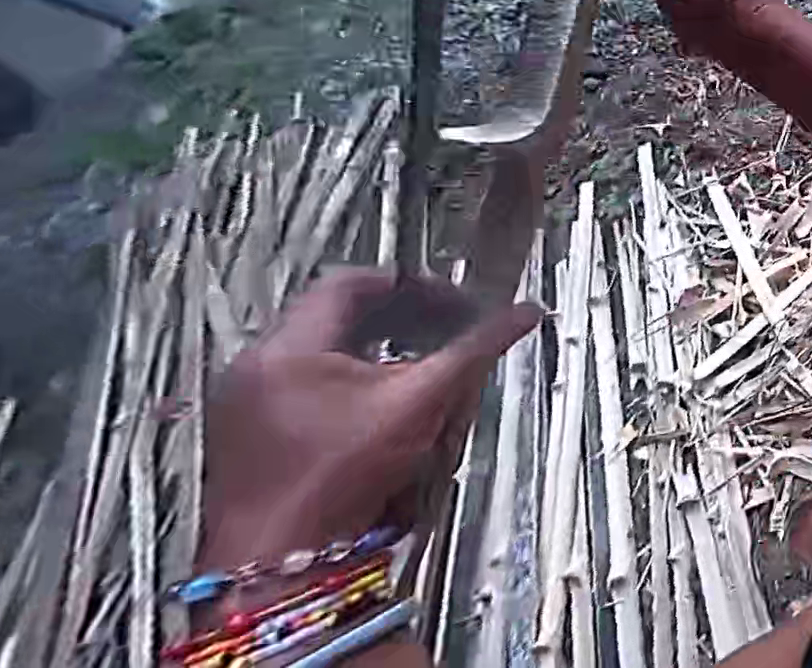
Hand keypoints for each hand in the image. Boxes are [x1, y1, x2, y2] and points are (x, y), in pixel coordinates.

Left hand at [199, 269, 539, 571]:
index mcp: (288, 349)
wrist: (283, 565)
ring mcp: (250, 401)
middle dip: (405, 315)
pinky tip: (394, 394)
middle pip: (342, 311)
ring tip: (430, 359)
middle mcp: (258, 367)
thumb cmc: (344, 472)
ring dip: (386, 343)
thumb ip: (478, 347)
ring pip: (330, 345)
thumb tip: (525, 313)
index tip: (450, 299)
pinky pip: (315, 376)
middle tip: (449, 325)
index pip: (350, 282)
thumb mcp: (425, 398)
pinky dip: (362, 372)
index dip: (409, 283)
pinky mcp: (257, 429)